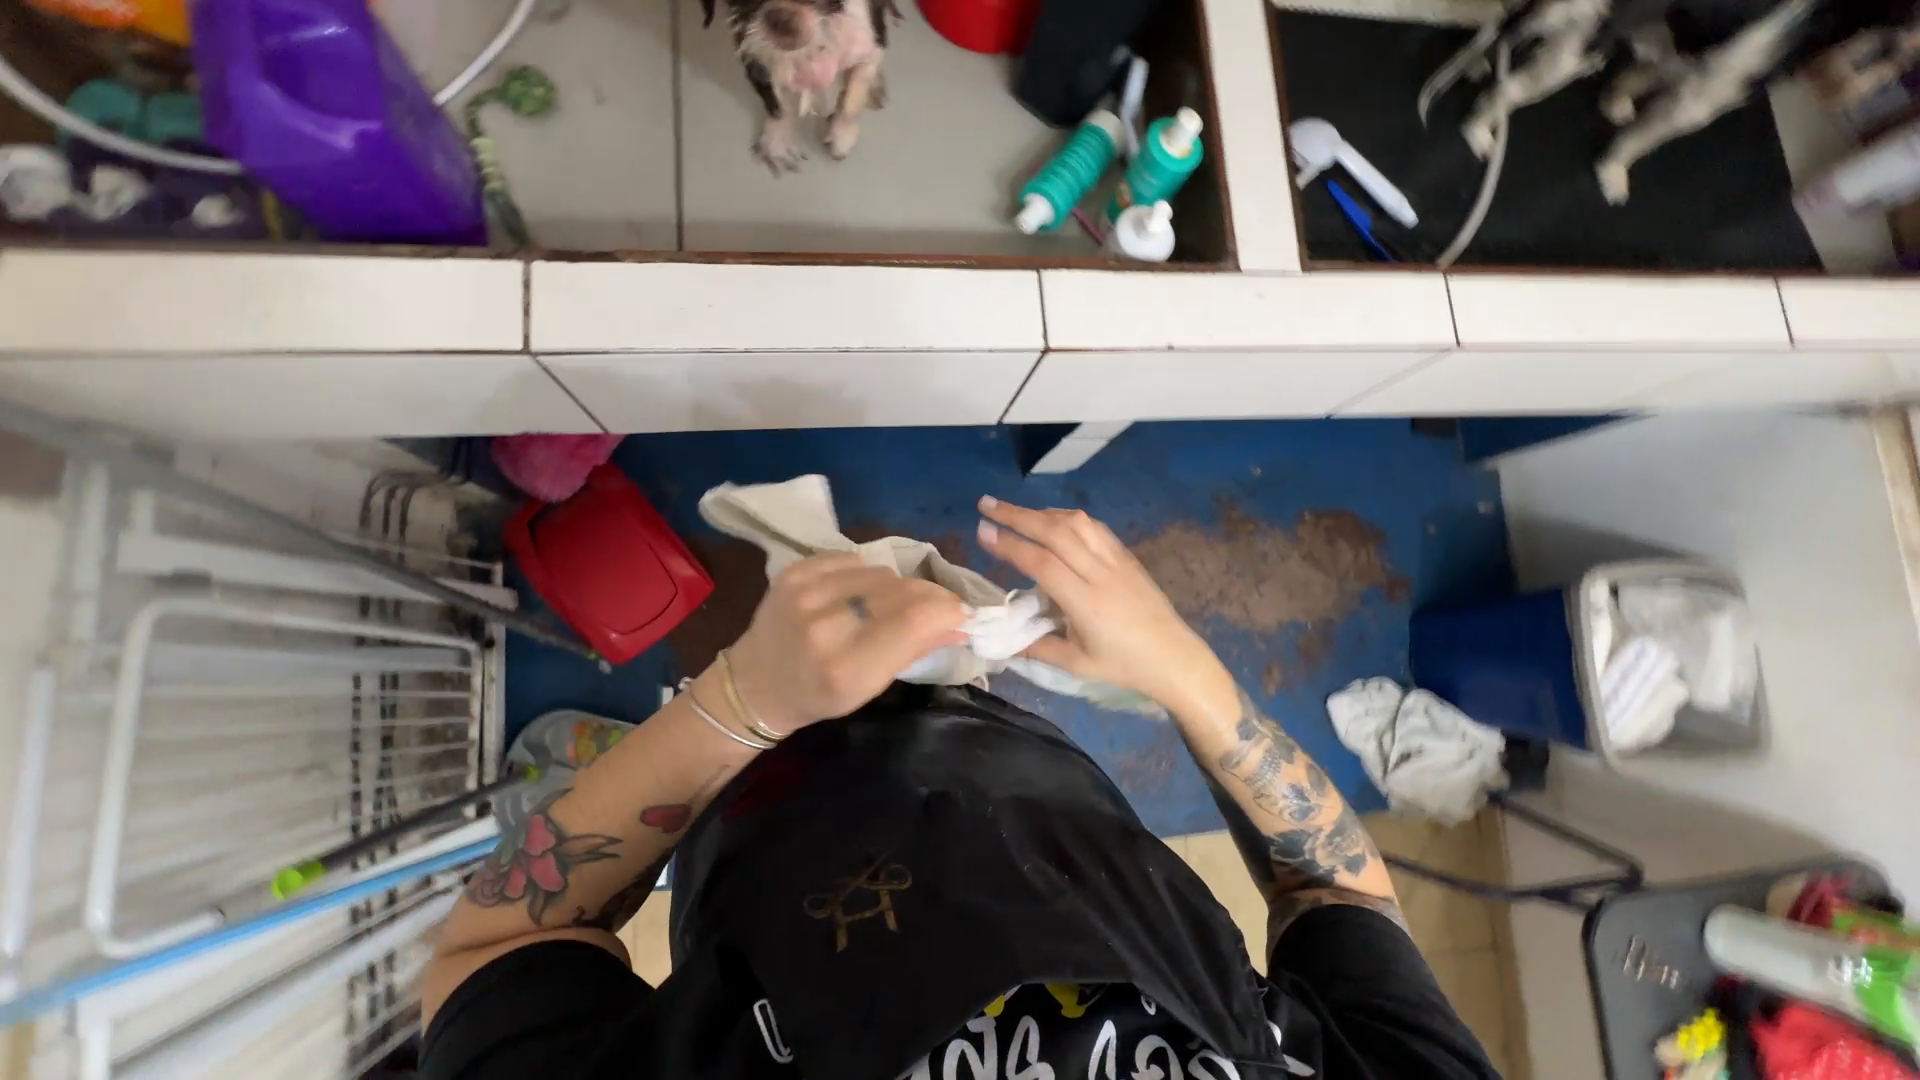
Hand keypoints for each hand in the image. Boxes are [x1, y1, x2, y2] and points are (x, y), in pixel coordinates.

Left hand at [722, 554, 968, 733]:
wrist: (754, 683)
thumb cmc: (818, 695)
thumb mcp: (868, 687)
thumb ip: (914, 650)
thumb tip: (962, 623)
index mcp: (846, 668)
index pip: (914, 620)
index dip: (947, 609)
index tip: (962, 613)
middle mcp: (825, 626)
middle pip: (902, 590)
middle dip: (931, 596)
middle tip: (941, 605)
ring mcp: (805, 593)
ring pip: (881, 571)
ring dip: (897, 586)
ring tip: (892, 603)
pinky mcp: (794, 571)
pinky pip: (852, 559)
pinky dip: (866, 573)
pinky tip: (860, 591)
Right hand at [975, 497, 1232, 713]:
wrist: (1175, 659)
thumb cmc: (1124, 667)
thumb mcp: (1075, 665)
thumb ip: (1036, 647)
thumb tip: (1002, 639)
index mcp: (1085, 603)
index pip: (1041, 563)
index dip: (1010, 545)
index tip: (982, 531)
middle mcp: (1100, 574)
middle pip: (1055, 533)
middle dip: (1017, 515)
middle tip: (986, 504)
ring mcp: (1116, 562)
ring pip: (1076, 524)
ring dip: (1041, 512)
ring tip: (1014, 512)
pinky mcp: (1127, 558)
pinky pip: (1095, 529)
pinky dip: (1068, 518)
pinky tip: (1053, 519)